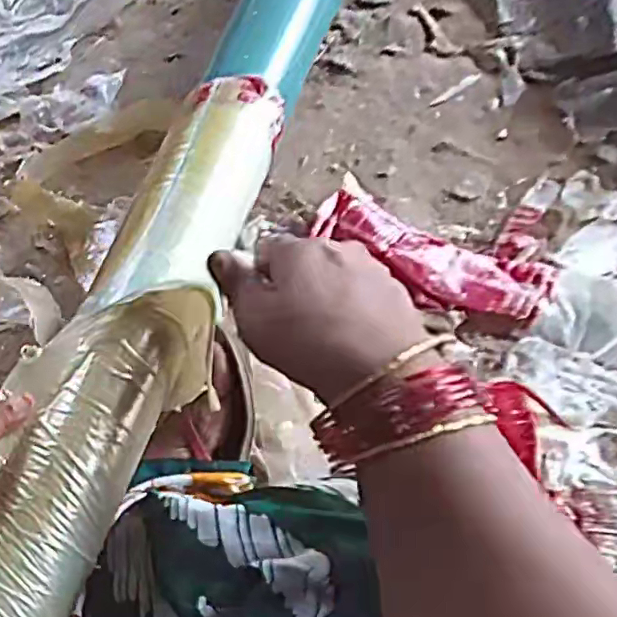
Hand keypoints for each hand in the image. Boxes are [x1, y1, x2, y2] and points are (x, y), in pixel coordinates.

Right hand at [208, 237, 436, 402]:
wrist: (378, 369)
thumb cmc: (305, 342)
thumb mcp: (253, 317)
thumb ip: (237, 283)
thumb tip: (222, 256)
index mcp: (296, 249)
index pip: (265, 249)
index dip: (256, 277)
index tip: (257, 306)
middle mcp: (335, 246)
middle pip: (303, 261)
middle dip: (294, 284)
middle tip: (287, 323)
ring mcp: (370, 266)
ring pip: (335, 275)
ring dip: (325, 295)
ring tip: (321, 333)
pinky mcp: (394, 290)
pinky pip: (361, 294)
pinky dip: (352, 308)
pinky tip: (348, 336)